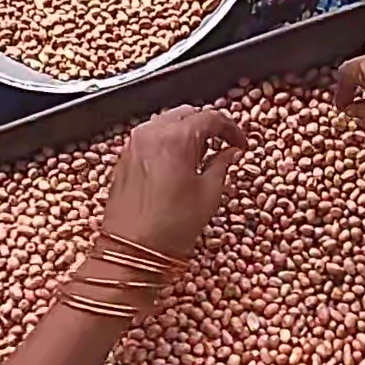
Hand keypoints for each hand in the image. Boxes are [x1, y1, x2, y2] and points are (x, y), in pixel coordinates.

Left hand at [100, 106, 248, 257]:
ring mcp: (134, 145)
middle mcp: (151, 133)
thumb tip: (231, 152)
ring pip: (166, 123)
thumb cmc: (172, 225)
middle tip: (223, 145)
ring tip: (201, 156)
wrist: (131, 249)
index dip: (231, 129)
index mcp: (176, 137)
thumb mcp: (208, 195)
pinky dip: (167, 143)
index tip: (240, 144)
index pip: (210, 118)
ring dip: (186, 133)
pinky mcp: (124, 159)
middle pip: (186, 114)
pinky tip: (178, 164)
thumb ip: (222, 165)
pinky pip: (150, 139)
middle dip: (207, 126)